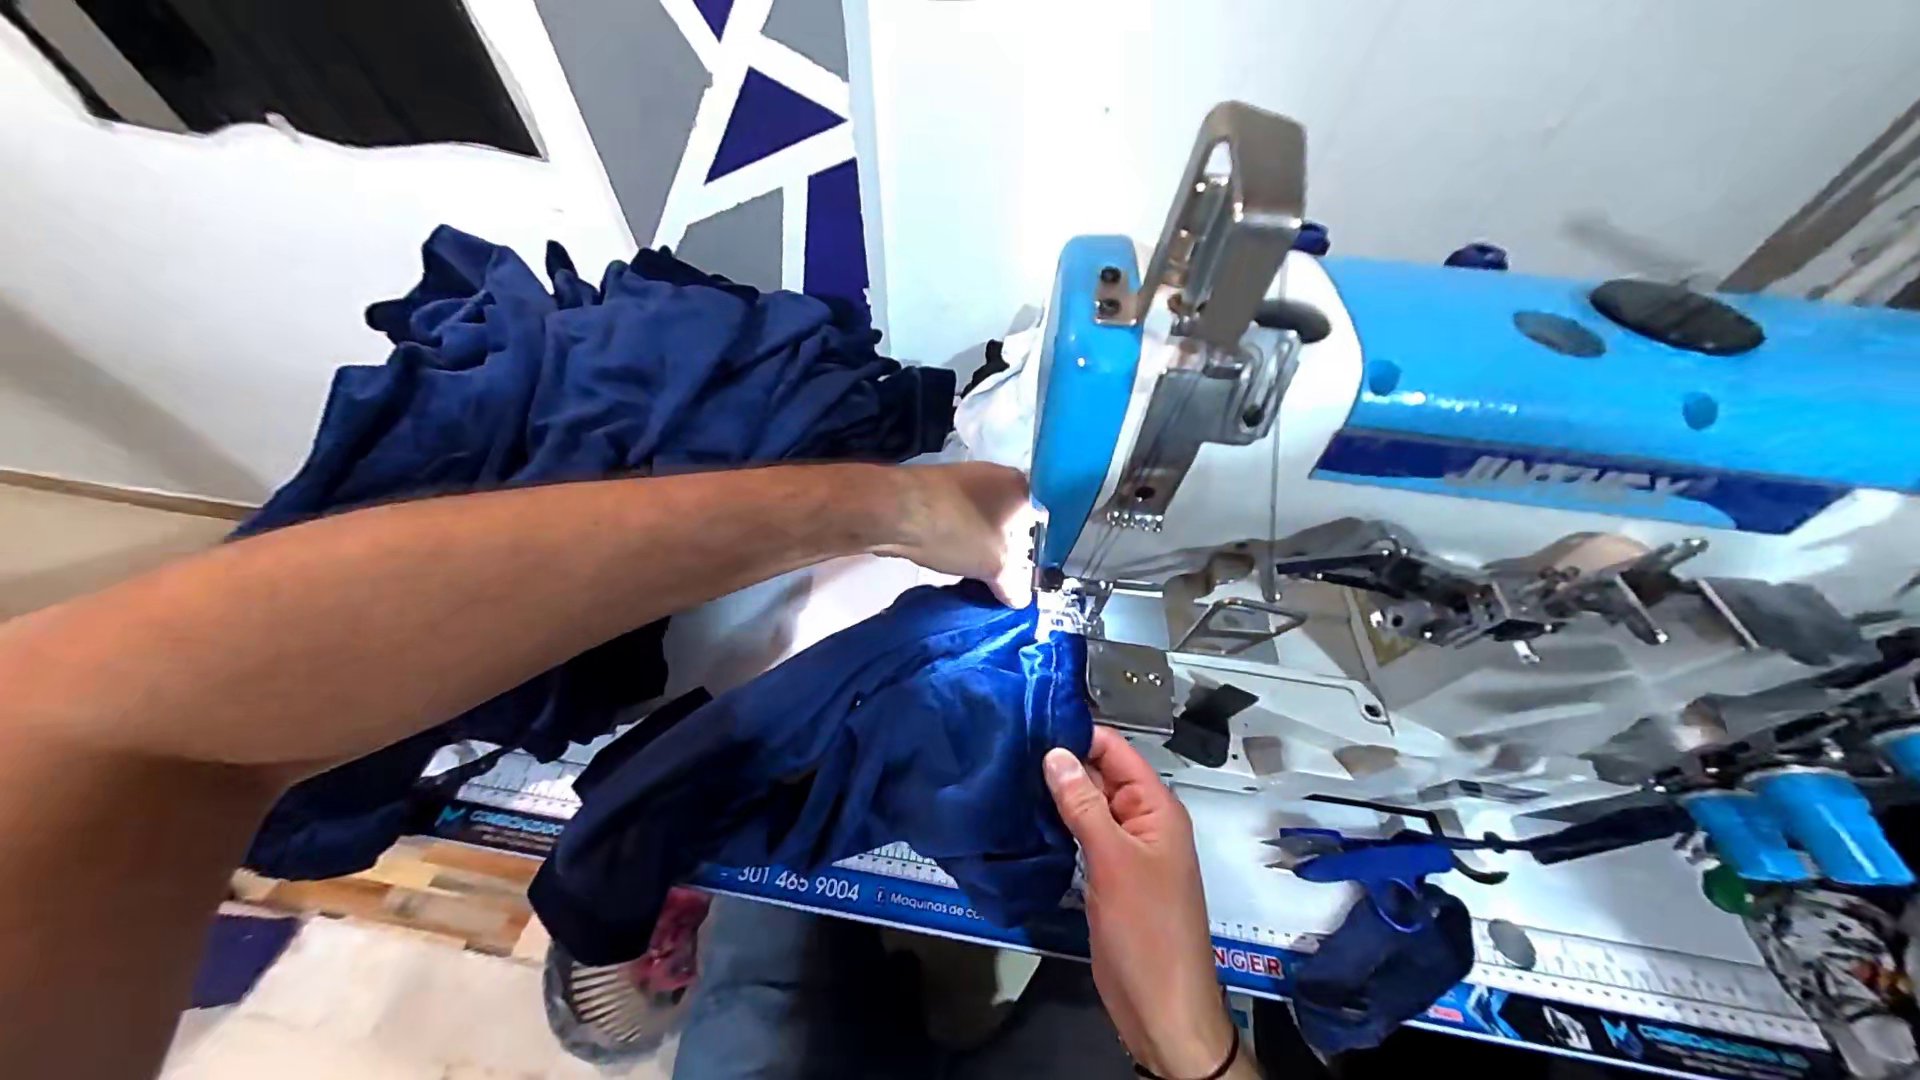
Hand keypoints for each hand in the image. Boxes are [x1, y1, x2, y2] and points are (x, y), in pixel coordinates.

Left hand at [877, 463, 1034, 607]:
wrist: (894, 510)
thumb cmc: (957, 530)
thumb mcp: (994, 565)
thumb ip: (1014, 583)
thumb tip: (1020, 598)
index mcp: (1020, 486)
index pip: (1041, 524)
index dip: (1034, 554)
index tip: (1024, 579)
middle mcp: (996, 475)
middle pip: (1009, 522)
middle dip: (1005, 551)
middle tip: (999, 581)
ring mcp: (963, 479)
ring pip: (981, 521)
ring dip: (978, 546)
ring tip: (973, 574)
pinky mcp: (935, 489)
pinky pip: (957, 518)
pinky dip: (956, 538)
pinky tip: (949, 559)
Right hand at [1045, 729, 1239, 1078]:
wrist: (1160, 1009)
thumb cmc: (1146, 930)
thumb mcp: (1113, 860)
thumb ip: (1084, 803)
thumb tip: (1054, 753)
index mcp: (1156, 807)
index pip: (1116, 751)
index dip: (1080, 735)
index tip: (1034, 723)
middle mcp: (1140, 820)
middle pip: (1100, 773)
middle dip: (1063, 760)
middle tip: (1011, 745)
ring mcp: (1123, 847)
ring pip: (1088, 802)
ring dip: (1057, 790)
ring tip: (1011, 771)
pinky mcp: (1106, 870)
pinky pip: (1082, 831)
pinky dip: (1058, 819)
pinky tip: (1026, 811)